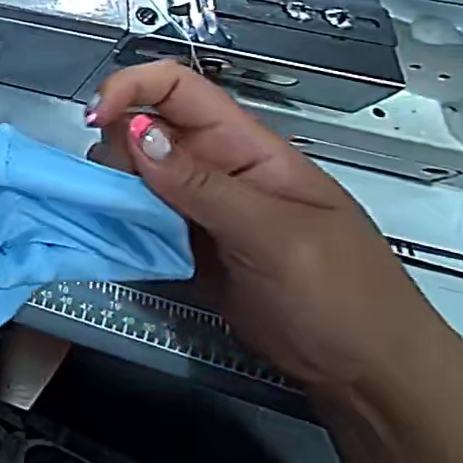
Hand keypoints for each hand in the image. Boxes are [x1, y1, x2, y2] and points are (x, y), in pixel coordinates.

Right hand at [91, 61, 459, 394]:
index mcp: (242, 144)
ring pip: (131, 169)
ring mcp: (193, 203)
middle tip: (115, 189)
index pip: (177, 87)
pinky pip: (135, 213)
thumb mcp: (277, 235)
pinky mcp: (180, 239)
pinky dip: (115, 217)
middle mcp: (210, 163)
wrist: (366, 375)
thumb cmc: (344, 295)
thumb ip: (204, 185)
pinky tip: (113, 234)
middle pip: (142, 124)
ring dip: (111, 184)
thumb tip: (135, 133)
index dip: (132, 87)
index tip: (96, 116)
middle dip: (115, 145)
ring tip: (117, 217)